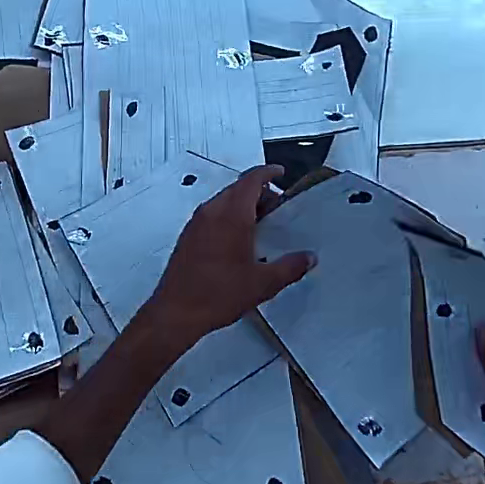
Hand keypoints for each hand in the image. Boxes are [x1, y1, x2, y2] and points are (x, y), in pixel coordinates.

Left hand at [139, 164, 315, 351]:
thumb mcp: (264, 283)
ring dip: (243, 205)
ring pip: (223, 201)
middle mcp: (210, 213)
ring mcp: (196, 223)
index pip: (251, 180)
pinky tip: (239, 239)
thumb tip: (306, 259)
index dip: (267, 173)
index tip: (278, 172)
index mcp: (231, 216)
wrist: (178, 310)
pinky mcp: (188, 236)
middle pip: (237, 189)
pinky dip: (228, 216)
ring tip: (261, 224)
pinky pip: (211, 215)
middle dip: (259, 193)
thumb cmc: (214, 294)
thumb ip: (290, 267)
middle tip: (277, 206)